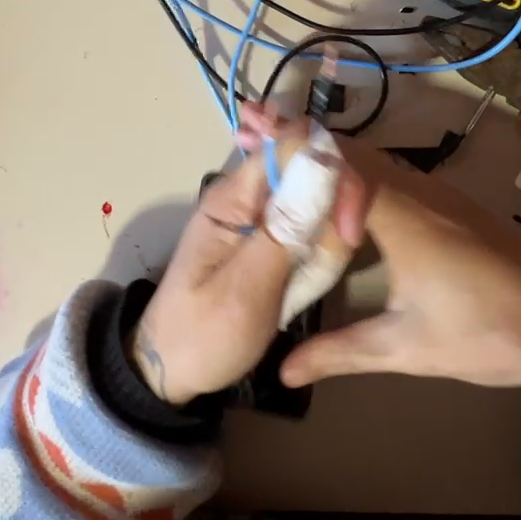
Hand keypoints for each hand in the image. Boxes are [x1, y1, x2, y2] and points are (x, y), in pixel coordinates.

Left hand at [130, 105, 370, 405]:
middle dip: (333, 211)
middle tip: (330, 261)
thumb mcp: (247, 287)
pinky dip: (317, 254)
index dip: (330, 170)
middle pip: (311, 172)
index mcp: (233, 195)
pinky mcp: (268, 239)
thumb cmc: (203, 335)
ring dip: (325, 241)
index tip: (350, 219)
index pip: (292, 147)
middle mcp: (247, 194)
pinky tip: (307, 286)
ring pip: (317, 204)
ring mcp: (258, 217)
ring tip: (306, 288)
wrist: (170, 372)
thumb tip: (323, 162)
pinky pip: (308, 230)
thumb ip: (286, 226)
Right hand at [278, 150, 520, 444]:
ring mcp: (436, 191)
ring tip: (276, 147)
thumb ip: (340, 353)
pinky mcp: (447, 201)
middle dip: (297, 137)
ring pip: (369, 156)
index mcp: (403, 217)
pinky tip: (330, 185)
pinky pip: (388, 170)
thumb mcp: (408, 349)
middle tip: (248, 129)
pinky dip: (350, 167)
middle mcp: (417, 190)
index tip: (249, 135)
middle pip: (347, 148)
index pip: (336, 162)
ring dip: (324, 151)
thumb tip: (283, 370)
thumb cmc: (491, 335)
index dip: (291, 145)